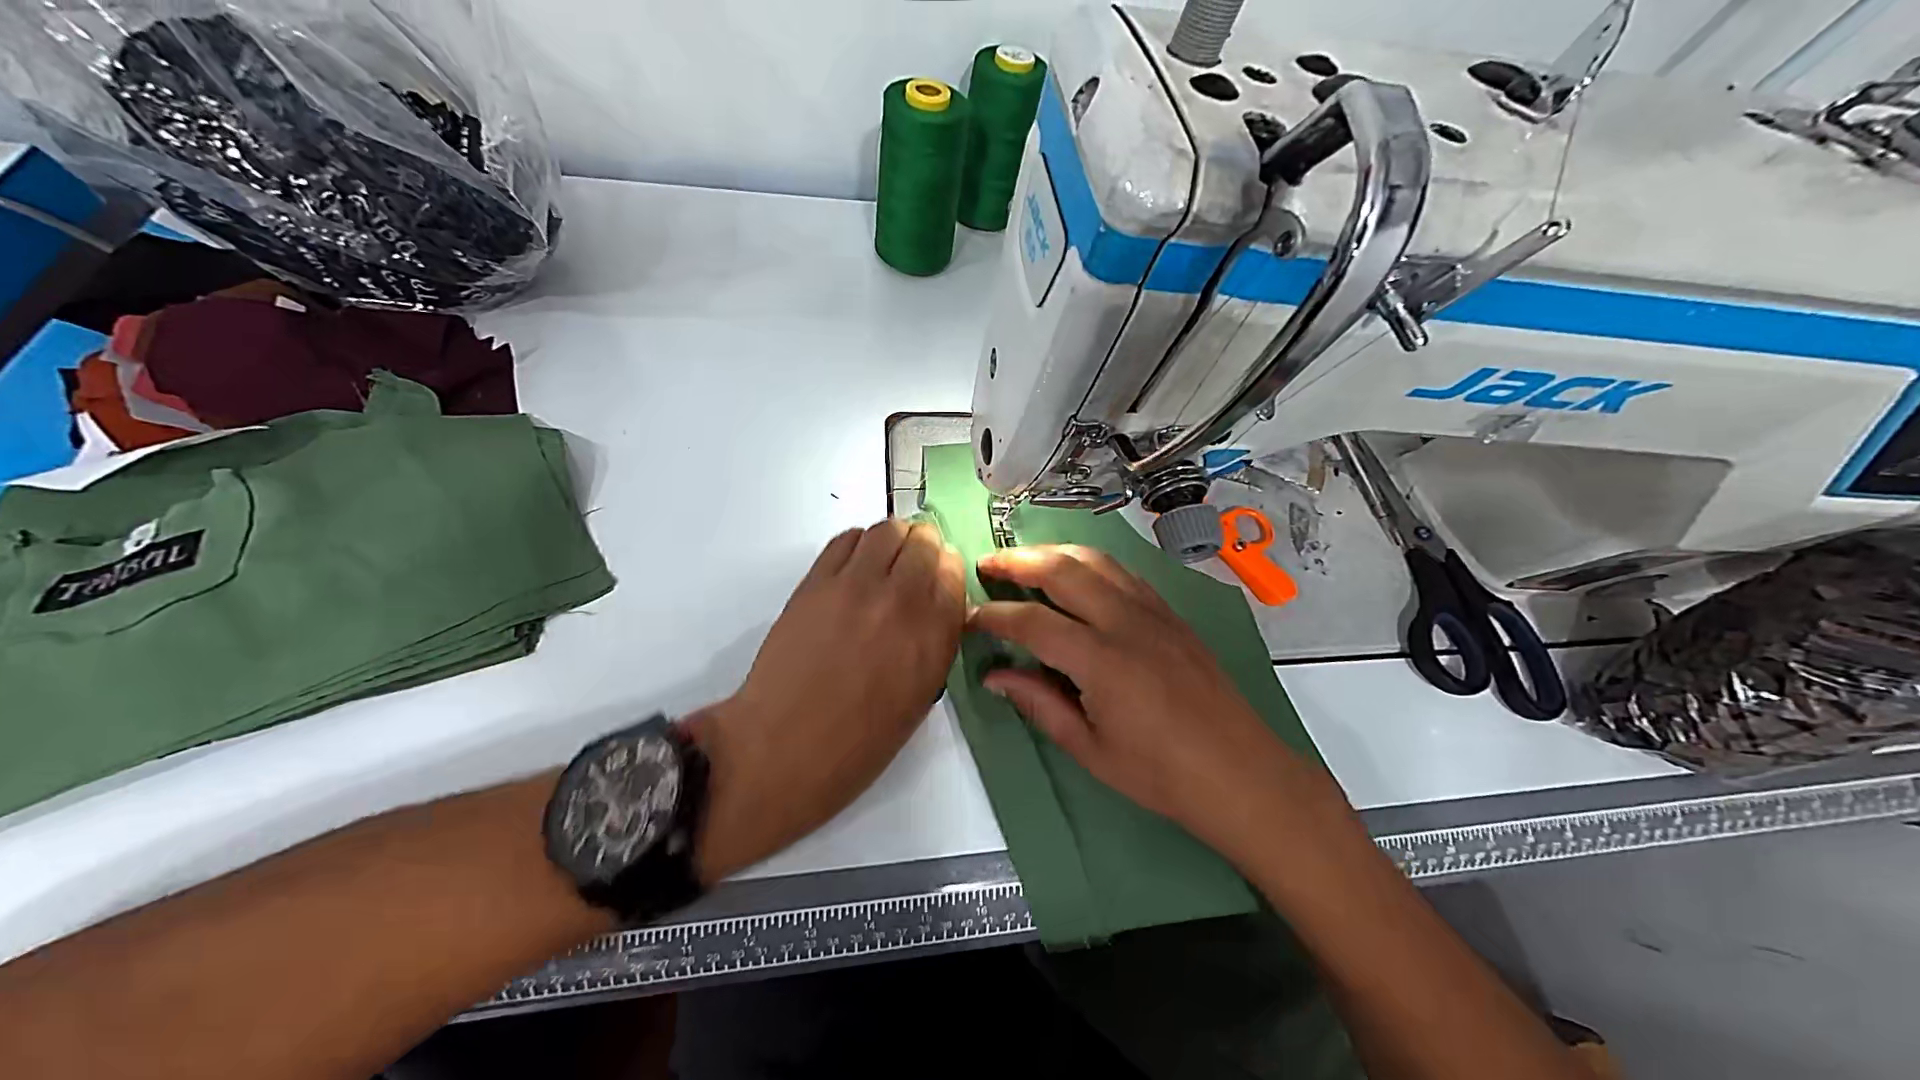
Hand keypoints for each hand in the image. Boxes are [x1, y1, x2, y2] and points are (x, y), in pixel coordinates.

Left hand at [688, 520, 964, 882]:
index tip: (939, 577)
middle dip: (925, 547)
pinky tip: (855, 564)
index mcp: (934, 635)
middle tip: (913, 562)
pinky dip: (858, 544)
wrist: (785, 744)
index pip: (954, 571)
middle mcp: (901, 600)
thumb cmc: (859, 741)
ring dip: (893, 539)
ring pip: (886, 530)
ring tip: (885, 559)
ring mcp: (855, 585)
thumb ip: (935, 643)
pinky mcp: (816, 581)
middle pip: (924, 541)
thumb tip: (935, 608)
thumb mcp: (920, 697)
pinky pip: (845, 540)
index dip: (948, 570)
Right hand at [969, 545, 1316, 844]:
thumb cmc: (1160, 773)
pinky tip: (1077, 574)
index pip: (1032, 621)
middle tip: (986, 565)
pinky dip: (1089, 563)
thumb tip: (995, 676)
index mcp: (1100, 659)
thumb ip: (1039, 704)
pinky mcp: (1170, 613)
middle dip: (1017, 561)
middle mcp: (1124, 622)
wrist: (1239, 772)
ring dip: (1053, 553)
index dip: (993, 616)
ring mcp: (1152, 611)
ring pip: (1094, 560)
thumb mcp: (1089, 748)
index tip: (967, 618)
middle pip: (1061, 569)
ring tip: (1024, 560)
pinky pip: (1122, 572)